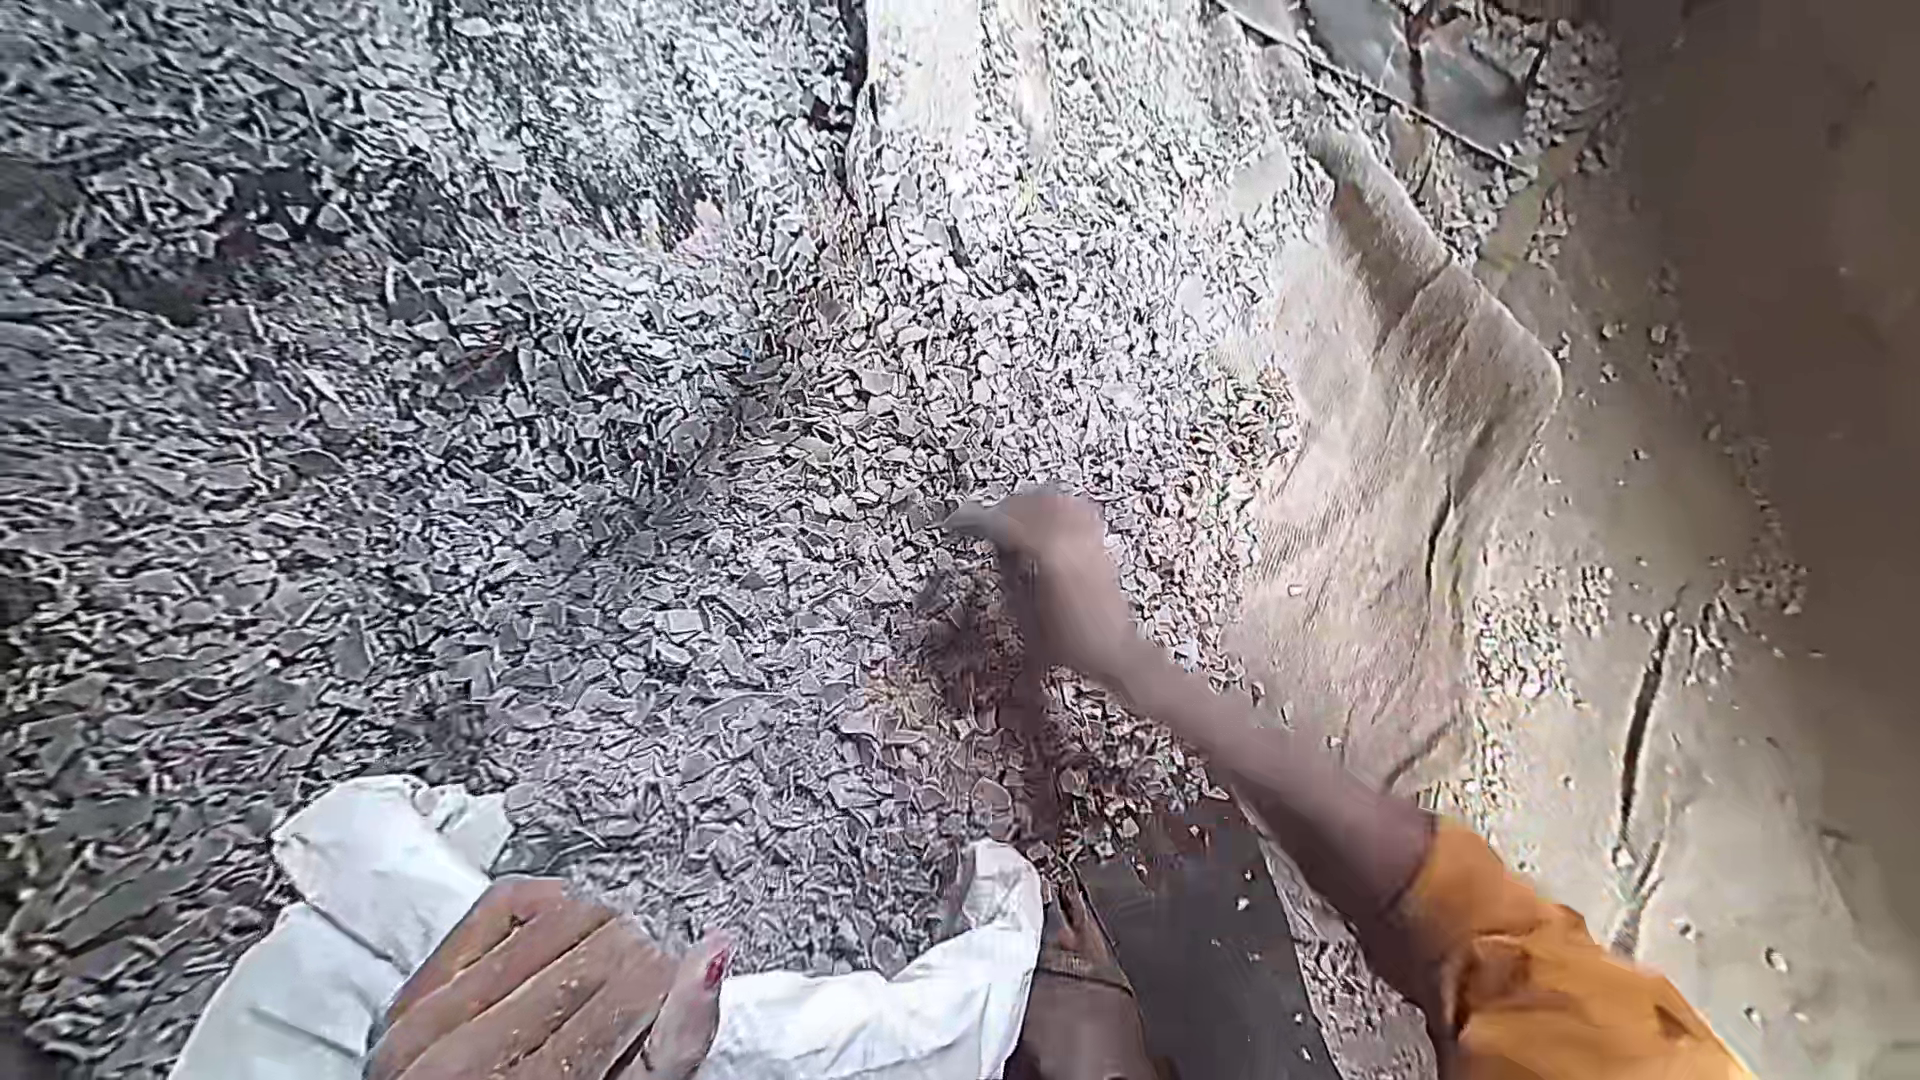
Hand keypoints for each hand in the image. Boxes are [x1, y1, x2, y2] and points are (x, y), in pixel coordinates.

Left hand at [367, 877, 728, 1079]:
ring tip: (595, 974)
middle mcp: (456, 1062)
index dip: (669, 984)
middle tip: (629, 996)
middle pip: (607, 942)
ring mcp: (423, 1025)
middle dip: (638, 959)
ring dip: (602, 931)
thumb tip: (717, 949)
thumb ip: (680, 1039)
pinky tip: (560, 942)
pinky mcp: (413, 990)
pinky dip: (549, 903)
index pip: (640, 979)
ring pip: (569, 910)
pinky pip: (509, 898)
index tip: (660, 1004)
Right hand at [946, 491, 1145, 686]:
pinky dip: (1056, 508)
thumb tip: (999, 549)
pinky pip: (1075, 510)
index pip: (1007, 521)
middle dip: (1004, 509)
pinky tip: (1048, 517)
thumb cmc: (1071, 642)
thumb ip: (1009, 574)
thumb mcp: (1024, 612)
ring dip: (1029, 504)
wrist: (1111, 650)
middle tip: (987, 521)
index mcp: (1049, 554)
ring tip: (1014, 516)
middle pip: (1030, 504)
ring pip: (1053, 501)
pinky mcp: (1098, 543)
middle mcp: (1071, 540)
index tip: (966, 522)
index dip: (981, 520)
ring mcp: (1088, 539)